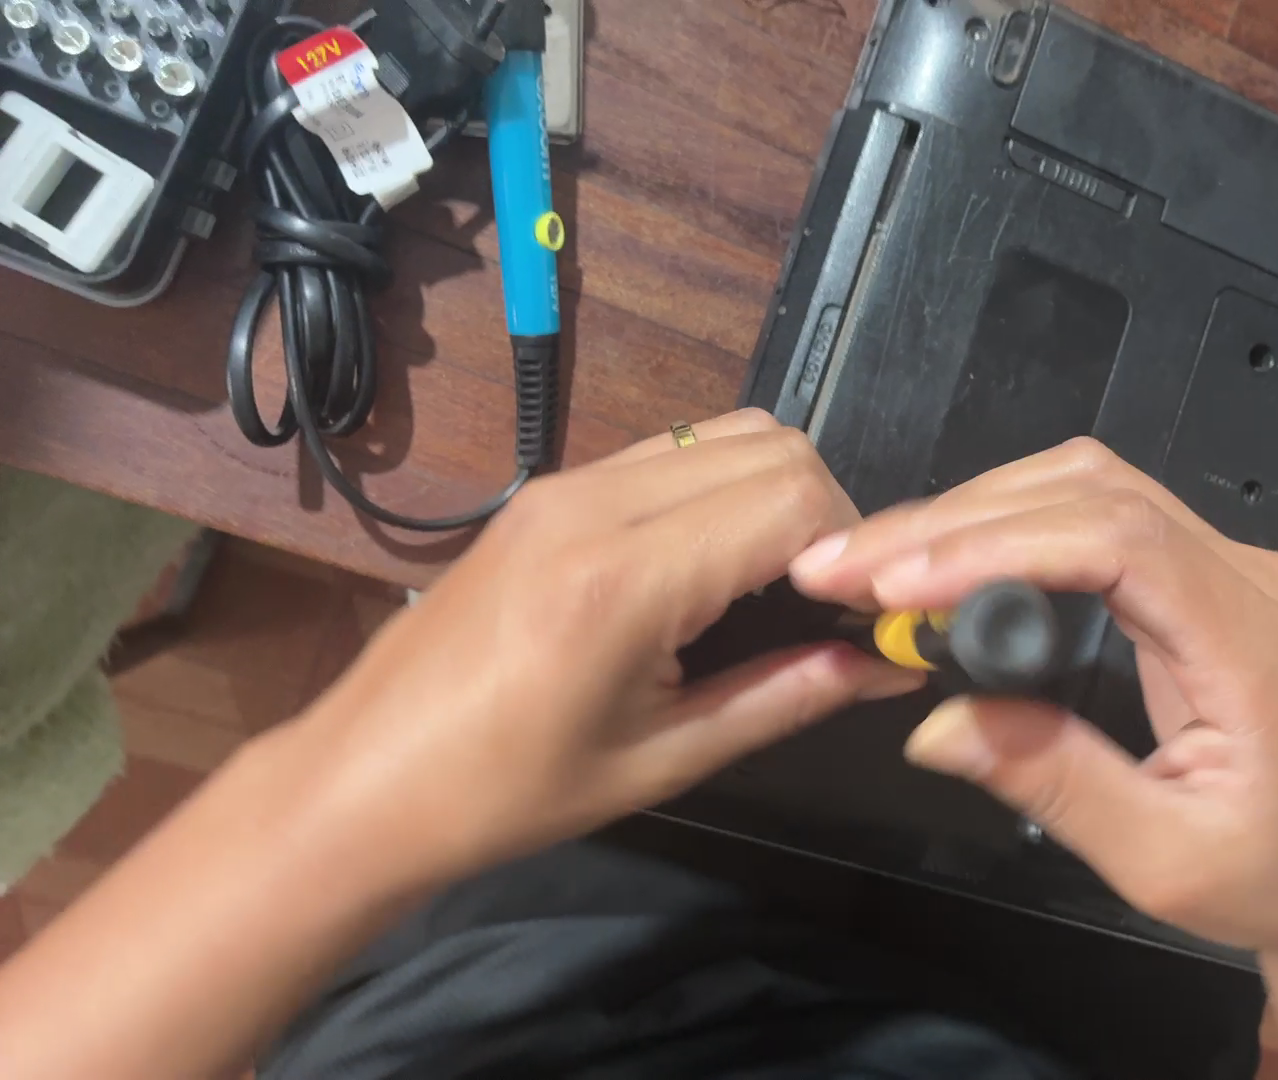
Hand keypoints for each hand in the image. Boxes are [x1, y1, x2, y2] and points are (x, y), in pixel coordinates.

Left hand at [276, 409, 924, 892]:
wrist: (358, 781)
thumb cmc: (512, 792)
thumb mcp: (669, 757)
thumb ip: (793, 695)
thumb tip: (891, 669)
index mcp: (625, 580)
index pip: (791, 499)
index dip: (850, 545)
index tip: (855, 609)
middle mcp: (600, 501)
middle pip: (774, 446)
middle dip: (828, 511)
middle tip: (824, 593)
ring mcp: (573, 480)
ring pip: (734, 431)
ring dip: (783, 489)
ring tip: (781, 570)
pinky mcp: (559, 483)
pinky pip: (683, 446)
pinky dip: (733, 482)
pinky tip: (721, 552)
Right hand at [788, 438, 1277, 961]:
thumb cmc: (1274, 878)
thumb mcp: (1161, 858)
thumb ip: (1053, 779)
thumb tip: (936, 725)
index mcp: (1257, 646)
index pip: (1122, 543)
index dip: (1000, 544)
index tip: (900, 581)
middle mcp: (1252, 576)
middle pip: (1096, 493)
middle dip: (960, 519)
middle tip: (853, 560)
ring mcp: (1231, 563)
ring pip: (1091, 486)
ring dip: (978, 511)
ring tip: (886, 556)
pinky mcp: (1202, 570)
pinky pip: (1100, 514)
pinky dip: (1011, 523)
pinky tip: (955, 553)